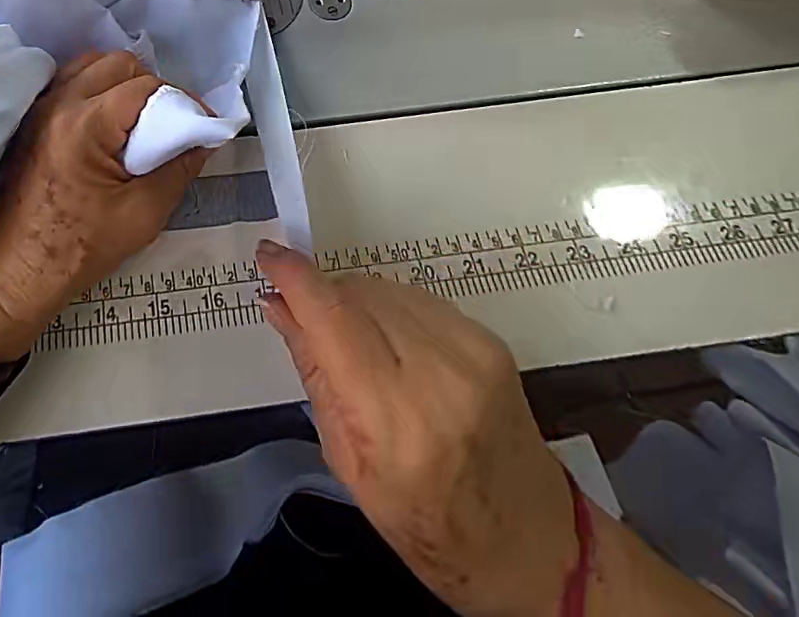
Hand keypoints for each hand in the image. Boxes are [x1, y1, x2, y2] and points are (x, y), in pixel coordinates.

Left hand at [0, 51, 211, 360]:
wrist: (18, 268)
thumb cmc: (79, 247)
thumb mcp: (144, 213)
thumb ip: (179, 167)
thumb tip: (204, 137)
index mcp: (84, 126)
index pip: (144, 85)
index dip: (181, 99)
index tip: (200, 125)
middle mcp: (57, 104)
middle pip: (115, 63)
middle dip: (150, 86)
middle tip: (167, 123)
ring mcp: (38, 108)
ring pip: (88, 66)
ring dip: (118, 83)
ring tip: (136, 123)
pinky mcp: (30, 118)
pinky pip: (67, 82)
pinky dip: (93, 89)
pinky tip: (106, 124)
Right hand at [255, 241, 576, 616]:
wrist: (532, 543)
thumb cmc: (424, 519)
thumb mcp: (344, 458)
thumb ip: (311, 370)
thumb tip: (277, 305)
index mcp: (395, 417)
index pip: (333, 319)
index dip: (294, 277)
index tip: (267, 254)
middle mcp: (440, 375)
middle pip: (355, 293)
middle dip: (319, 294)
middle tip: (301, 315)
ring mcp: (472, 354)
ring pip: (382, 287)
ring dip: (351, 299)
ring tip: (350, 339)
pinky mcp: (490, 341)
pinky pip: (414, 297)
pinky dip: (386, 306)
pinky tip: (388, 340)